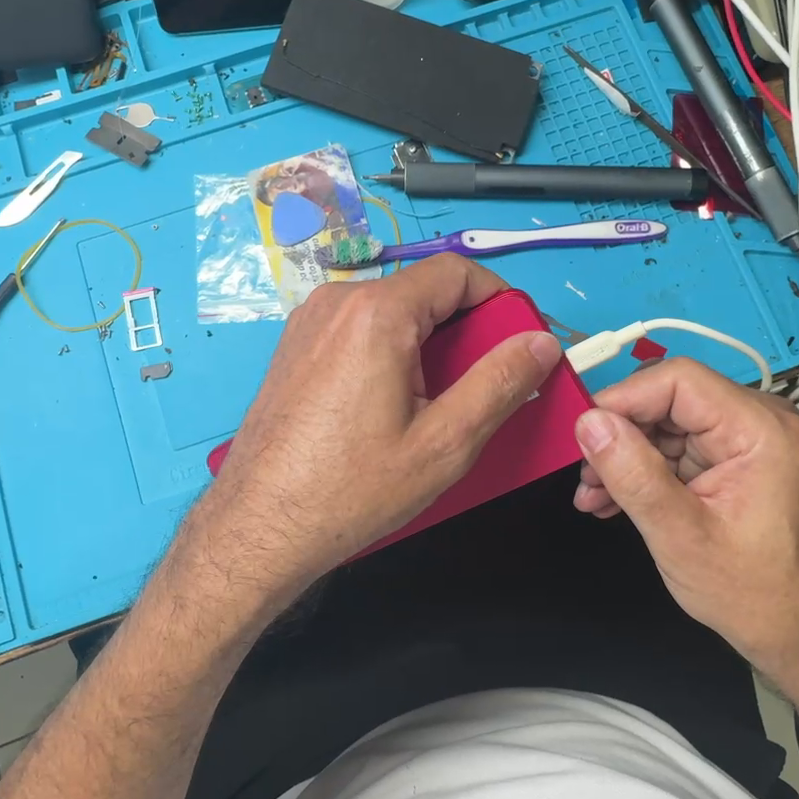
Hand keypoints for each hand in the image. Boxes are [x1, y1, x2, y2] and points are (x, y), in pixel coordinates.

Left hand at [178, 254, 562, 605]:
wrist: (258, 526)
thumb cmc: (351, 489)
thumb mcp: (444, 443)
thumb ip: (500, 383)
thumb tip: (541, 342)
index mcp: (376, 312)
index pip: (457, 272)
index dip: (500, 301)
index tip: (520, 342)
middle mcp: (337, 301)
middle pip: (422, 291)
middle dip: (466, 329)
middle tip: (487, 383)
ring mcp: (309, 322)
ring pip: (391, 311)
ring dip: (429, 344)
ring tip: (441, 402)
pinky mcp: (295, 347)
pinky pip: (359, 330)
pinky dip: (391, 351)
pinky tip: (394, 405)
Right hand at [572, 359, 798, 682]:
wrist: (793, 634)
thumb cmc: (752, 594)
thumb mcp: (680, 535)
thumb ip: (633, 474)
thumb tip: (588, 422)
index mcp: (760, 430)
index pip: (678, 380)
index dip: (622, 399)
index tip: (583, 433)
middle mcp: (757, 420)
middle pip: (667, 398)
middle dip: (619, 433)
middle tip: (585, 473)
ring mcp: (742, 438)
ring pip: (662, 422)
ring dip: (623, 455)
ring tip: (594, 494)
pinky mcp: (729, 457)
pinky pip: (672, 445)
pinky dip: (640, 468)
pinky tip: (612, 497)